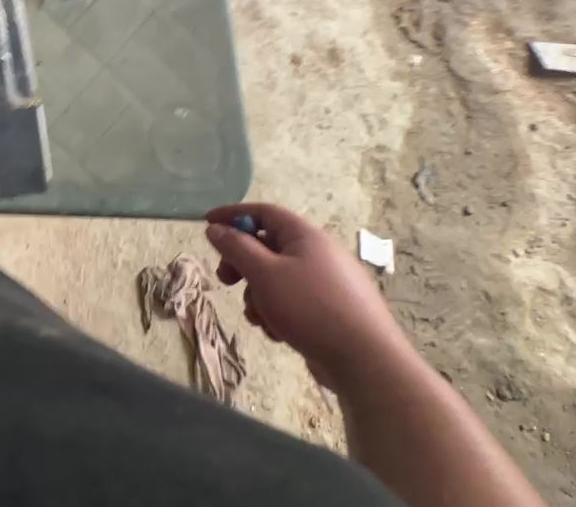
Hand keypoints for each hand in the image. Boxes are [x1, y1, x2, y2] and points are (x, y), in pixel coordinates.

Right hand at [204, 203, 413, 390]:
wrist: (368, 364)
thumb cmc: (310, 308)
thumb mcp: (262, 273)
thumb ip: (235, 247)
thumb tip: (216, 229)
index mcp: (307, 237)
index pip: (264, 212)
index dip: (232, 215)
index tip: (207, 226)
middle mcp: (321, 255)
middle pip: (268, 247)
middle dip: (241, 264)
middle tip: (226, 280)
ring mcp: (330, 285)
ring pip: (277, 277)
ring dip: (258, 294)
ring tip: (257, 317)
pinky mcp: (334, 311)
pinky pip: (294, 300)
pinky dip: (278, 310)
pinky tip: (277, 331)